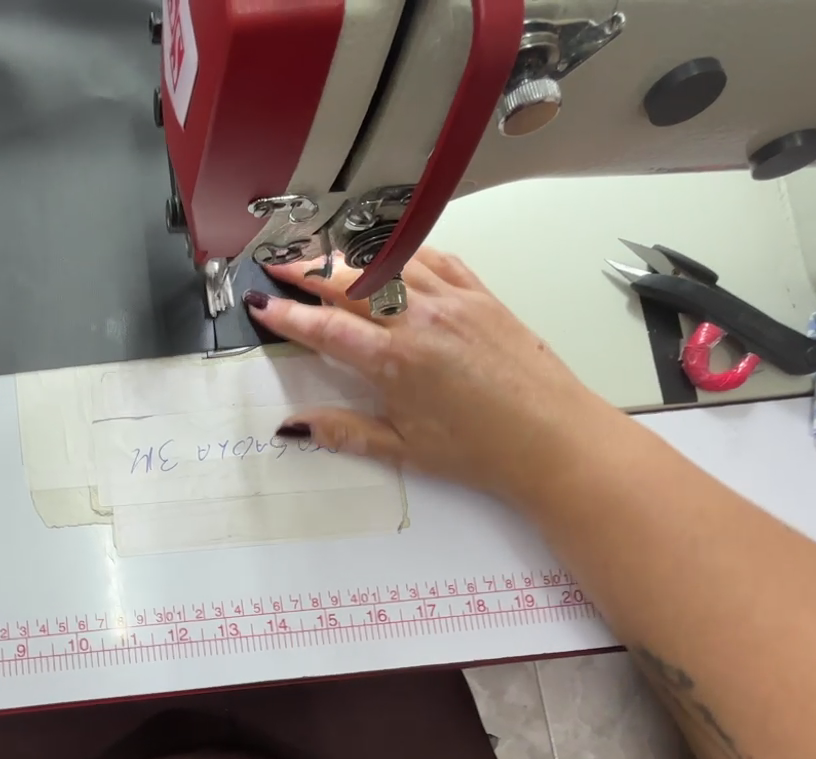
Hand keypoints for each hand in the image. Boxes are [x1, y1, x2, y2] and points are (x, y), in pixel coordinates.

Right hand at [248, 249, 624, 502]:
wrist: (553, 438)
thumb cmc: (482, 449)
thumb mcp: (403, 448)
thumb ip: (344, 431)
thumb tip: (296, 425)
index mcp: (396, 362)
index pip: (325, 329)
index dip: (288, 314)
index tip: (262, 304)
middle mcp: (421, 321)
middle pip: (350, 283)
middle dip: (307, 270)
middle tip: (279, 264)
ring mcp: (454, 302)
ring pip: (389, 263)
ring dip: (349, 256)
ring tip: (322, 255)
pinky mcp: (481, 296)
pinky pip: (434, 259)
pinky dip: (403, 252)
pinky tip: (388, 254)